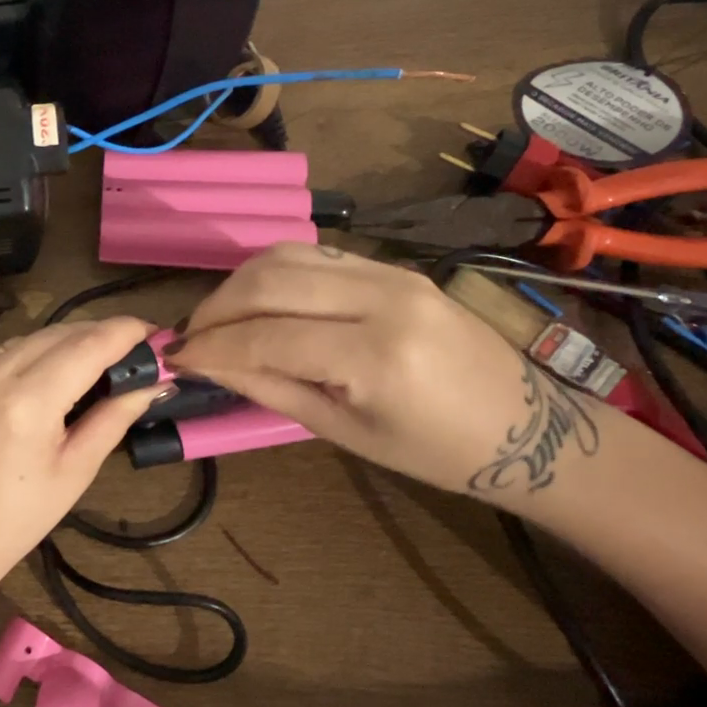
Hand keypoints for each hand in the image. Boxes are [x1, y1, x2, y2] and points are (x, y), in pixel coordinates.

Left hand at [0, 317, 168, 593]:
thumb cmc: (18, 516)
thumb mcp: (75, 470)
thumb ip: (114, 417)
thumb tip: (155, 380)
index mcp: (26, 402)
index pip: (86, 345)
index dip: (123, 331)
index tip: (150, 330)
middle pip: (52, 335)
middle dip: (91, 337)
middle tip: (121, 351)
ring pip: (17, 344)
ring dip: (49, 352)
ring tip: (71, 375)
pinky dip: (8, 369)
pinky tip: (16, 395)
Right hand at [164, 243, 560, 499]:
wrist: (533, 431)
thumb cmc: (437, 452)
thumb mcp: (342, 431)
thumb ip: (266, 388)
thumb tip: (200, 365)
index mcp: (377, 356)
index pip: (264, 336)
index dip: (209, 346)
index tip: (173, 358)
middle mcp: (383, 299)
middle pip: (267, 282)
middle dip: (213, 309)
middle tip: (188, 337)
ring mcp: (392, 274)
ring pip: (283, 256)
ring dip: (236, 285)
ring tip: (216, 319)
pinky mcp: (393, 266)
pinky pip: (312, 253)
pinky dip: (269, 272)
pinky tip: (255, 300)